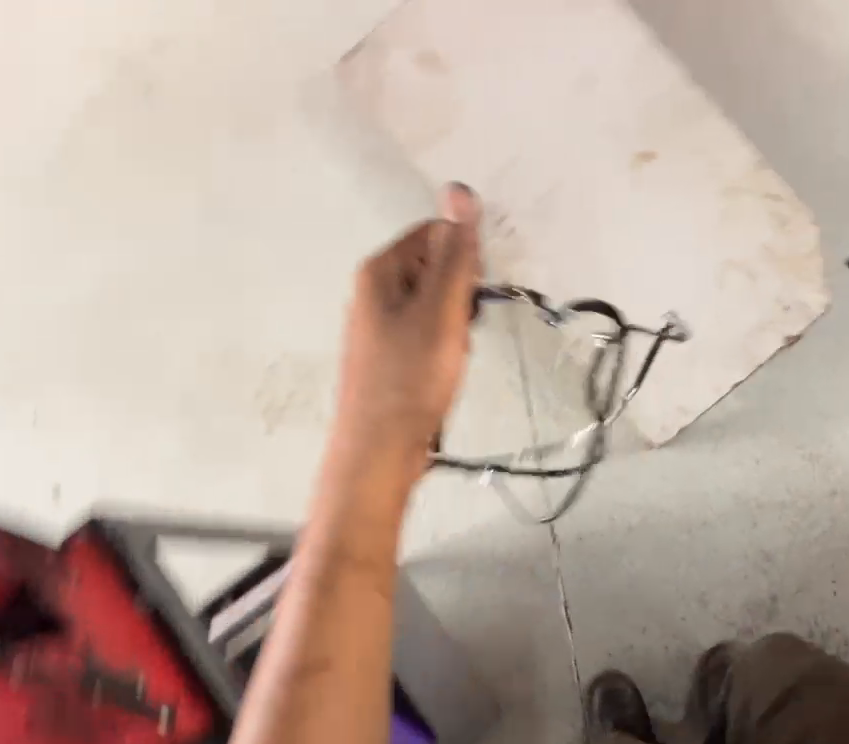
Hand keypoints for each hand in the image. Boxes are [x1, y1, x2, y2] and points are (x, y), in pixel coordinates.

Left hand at [331, 184, 482, 481]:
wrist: (379, 451)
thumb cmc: (411, 379)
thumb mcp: (441, 312)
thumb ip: (455, 255)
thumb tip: (459, 188)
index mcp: (380, 271)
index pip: (436, 235)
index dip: (465, 261)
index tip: (475, 298)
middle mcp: (373, 292)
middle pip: (436, 271)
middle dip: (462, 299)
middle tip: (462, 334)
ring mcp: (378, 328)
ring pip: (435, 308)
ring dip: (456, 329)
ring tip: (452, 360)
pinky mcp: (388, 358)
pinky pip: (426, 337)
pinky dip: (443, 351)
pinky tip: (443, 376)